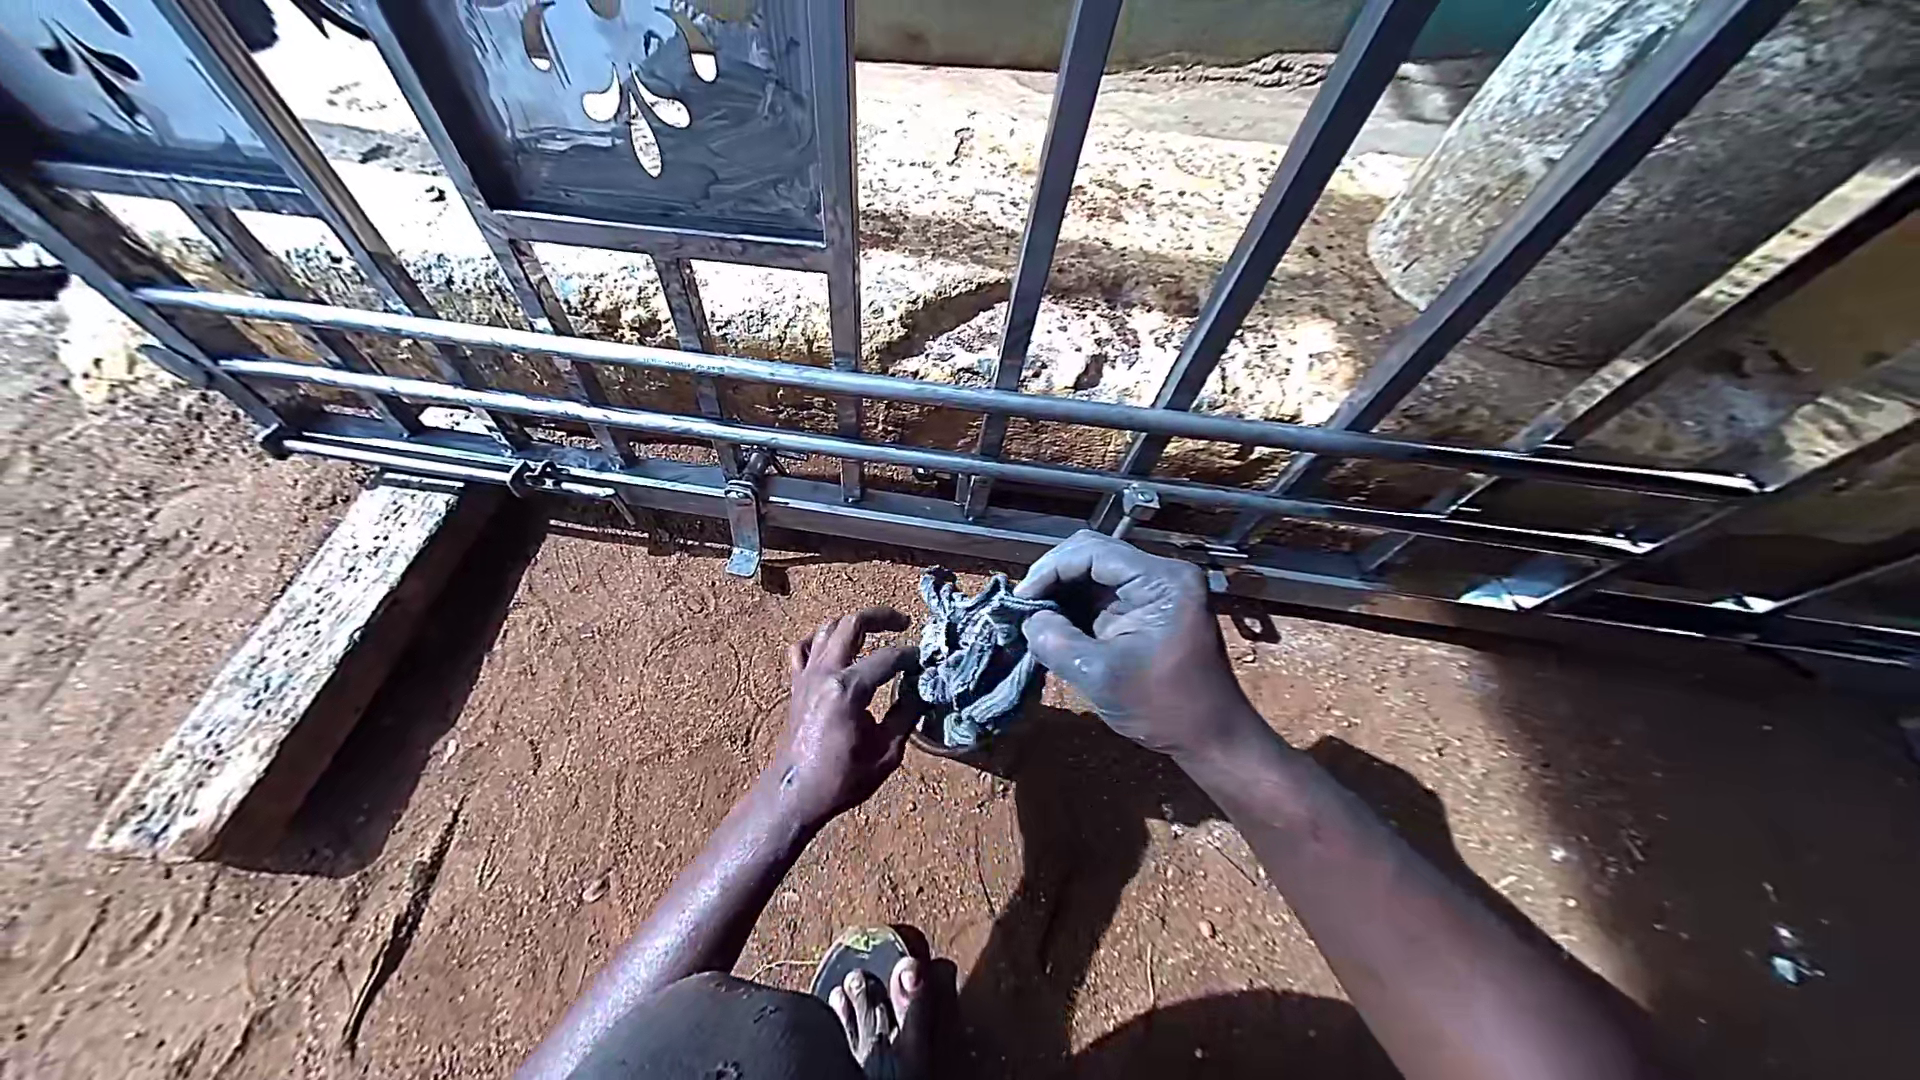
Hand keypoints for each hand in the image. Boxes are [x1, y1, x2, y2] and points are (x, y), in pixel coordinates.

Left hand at [768, 607, 919, 826]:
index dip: (911, 655)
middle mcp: (824, 673)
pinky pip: (802, 648)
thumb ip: (907, 713)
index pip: (888, 657)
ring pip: (827, 629)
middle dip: (882, 617)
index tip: (927, 661)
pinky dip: (819, 641)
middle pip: (853, 623)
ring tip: (875, 632)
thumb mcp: (887, 751)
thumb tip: (922, 688)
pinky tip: (835, 649)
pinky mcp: (796, 685)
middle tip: (904, 623)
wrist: (794, 795)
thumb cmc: (841, 779)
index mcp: (848, 689)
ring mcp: (806, 676)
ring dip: (853, 625)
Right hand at [1015, 530, 1262, 761]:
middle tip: (1023, 608)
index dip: (1049, 570)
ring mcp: (1153, 590)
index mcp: (1161, 580)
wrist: (1211, 738)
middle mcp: (1160, 574)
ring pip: (1091, 571)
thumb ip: (1056, 642)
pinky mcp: (1144, 607)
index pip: (1091, 551)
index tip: (1021, 601)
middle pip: (1090, 554)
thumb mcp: (1101, 676)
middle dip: (1051, 578)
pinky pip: (1099, 592)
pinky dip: (1072, 605)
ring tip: (1032, 617)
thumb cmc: (1166, 709)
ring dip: (1059, 591)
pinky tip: (1051, 625)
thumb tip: (1028, 620)